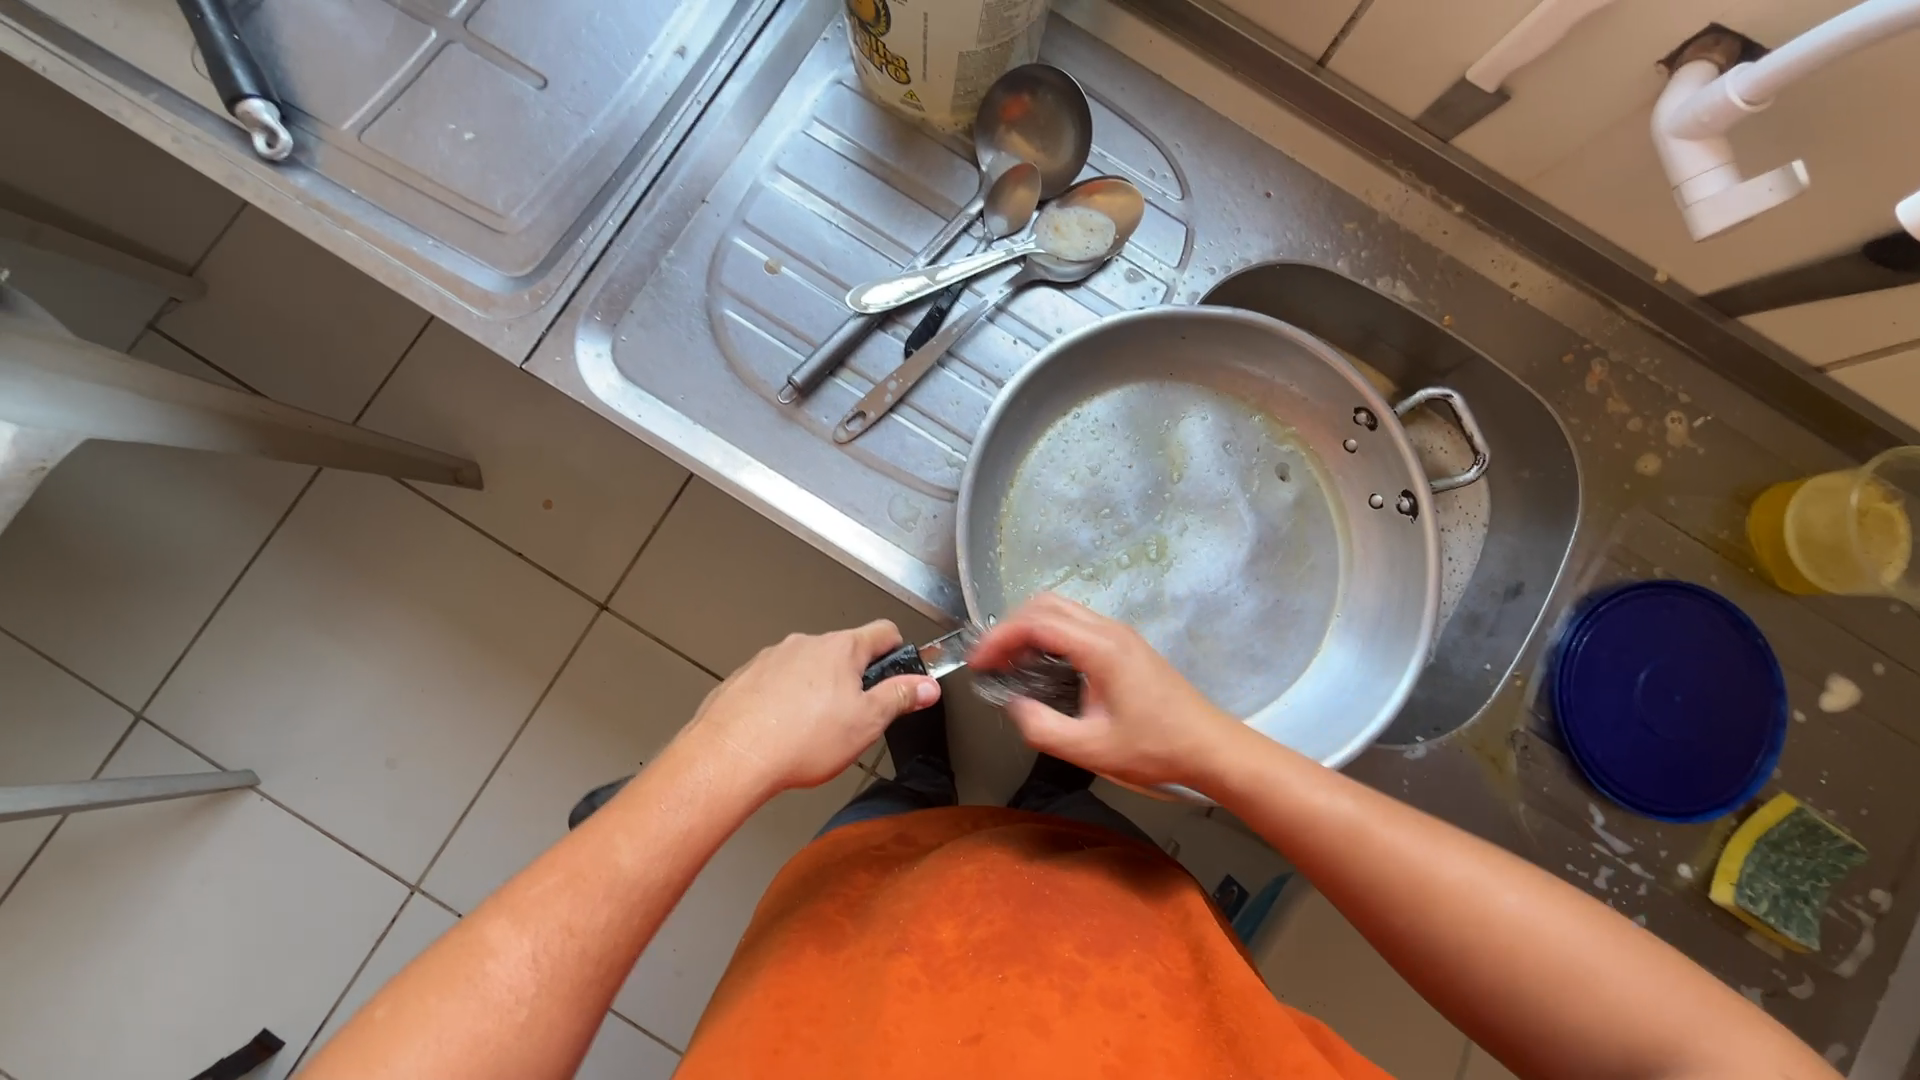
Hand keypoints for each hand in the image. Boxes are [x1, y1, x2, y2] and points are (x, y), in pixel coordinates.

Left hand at [679, 620, 939, 794]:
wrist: (732, 757)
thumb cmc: (796, 740)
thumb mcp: (867, 722)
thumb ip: (900, 698)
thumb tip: (925, 686)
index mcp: (841, 648)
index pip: (884, 631)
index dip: (898, 652)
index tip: (900, 673)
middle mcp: (806, 644)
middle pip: (844, 651)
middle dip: (854, 679)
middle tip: (856, 715)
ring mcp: (773, 658)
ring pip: (808, 668)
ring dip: (817, 690)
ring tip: (815, 730)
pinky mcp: (747, 678)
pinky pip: (776, 683)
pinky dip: (785, 701)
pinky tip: (784, 731)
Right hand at [968, 595, 1244, 789]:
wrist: (1208, 747)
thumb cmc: (1155, 748)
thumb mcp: (1090, 749)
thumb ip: (1043, 728)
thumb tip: (1014, 707)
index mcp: (1100, 648)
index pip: (1036, 623)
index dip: (999, 638)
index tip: (978, 662)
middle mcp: (1109, 630)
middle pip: (1046, 604)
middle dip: (1009, 627)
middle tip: (990, 660)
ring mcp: (1119, 634)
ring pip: (1061, 609)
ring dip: (1028, 627)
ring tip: (1008, 662)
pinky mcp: (1124, 644)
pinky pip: (1075, 623)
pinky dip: (1047, 633)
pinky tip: (1040, 664)